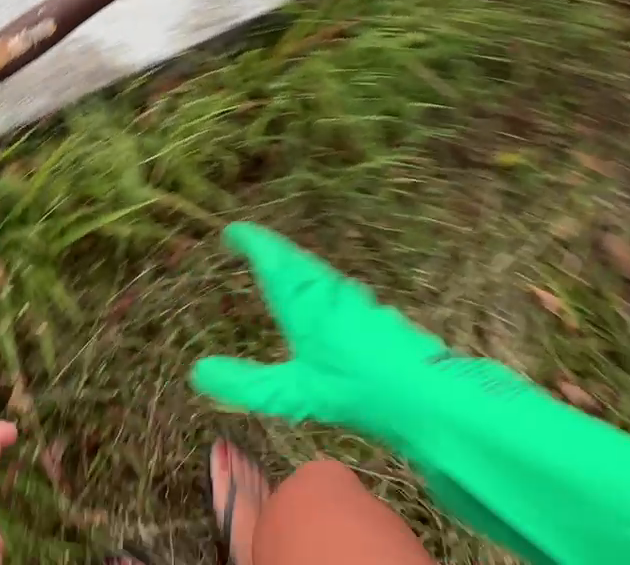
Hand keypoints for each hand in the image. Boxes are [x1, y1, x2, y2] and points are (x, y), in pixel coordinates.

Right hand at [190, 222, 449, 428]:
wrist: (432, 396)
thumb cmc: (356, 386)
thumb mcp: (292, 392)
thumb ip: (245, 383)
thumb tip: (197, 373)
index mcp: (300, 296)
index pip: (268, 253)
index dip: (247, 239)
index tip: (230, 233)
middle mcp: (325, 288)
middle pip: (292, 258)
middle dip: (269, 250)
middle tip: (249, 246)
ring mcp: (354, 299)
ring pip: (316, 273)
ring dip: (294, 267)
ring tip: (280, 271)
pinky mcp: (375, 315)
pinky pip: (334, 289)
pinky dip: (316, 287)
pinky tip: (322, 307)